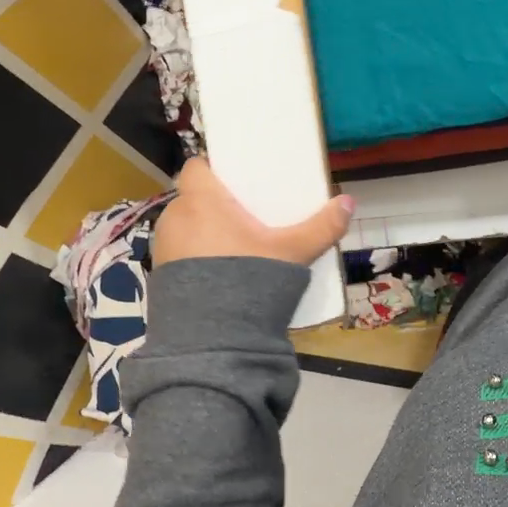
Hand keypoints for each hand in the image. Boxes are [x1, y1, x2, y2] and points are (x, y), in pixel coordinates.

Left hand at [152, 157, 352, 266]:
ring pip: (187, 228)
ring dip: (205, 233)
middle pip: (194, 199)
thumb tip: (348, 202)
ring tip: (236, 247)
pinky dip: (197, 258)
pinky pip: (180, 256)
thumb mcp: (293, 252)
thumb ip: (322, 227)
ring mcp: (164, 249)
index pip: (195, 167)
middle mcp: (175, 218)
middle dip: (216, 204)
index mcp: (202, 201)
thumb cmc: (249, 278)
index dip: (213, 168)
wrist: (212, 339)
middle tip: (247, 214)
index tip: (235, 177)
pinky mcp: (159, 278)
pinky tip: (222, 274)